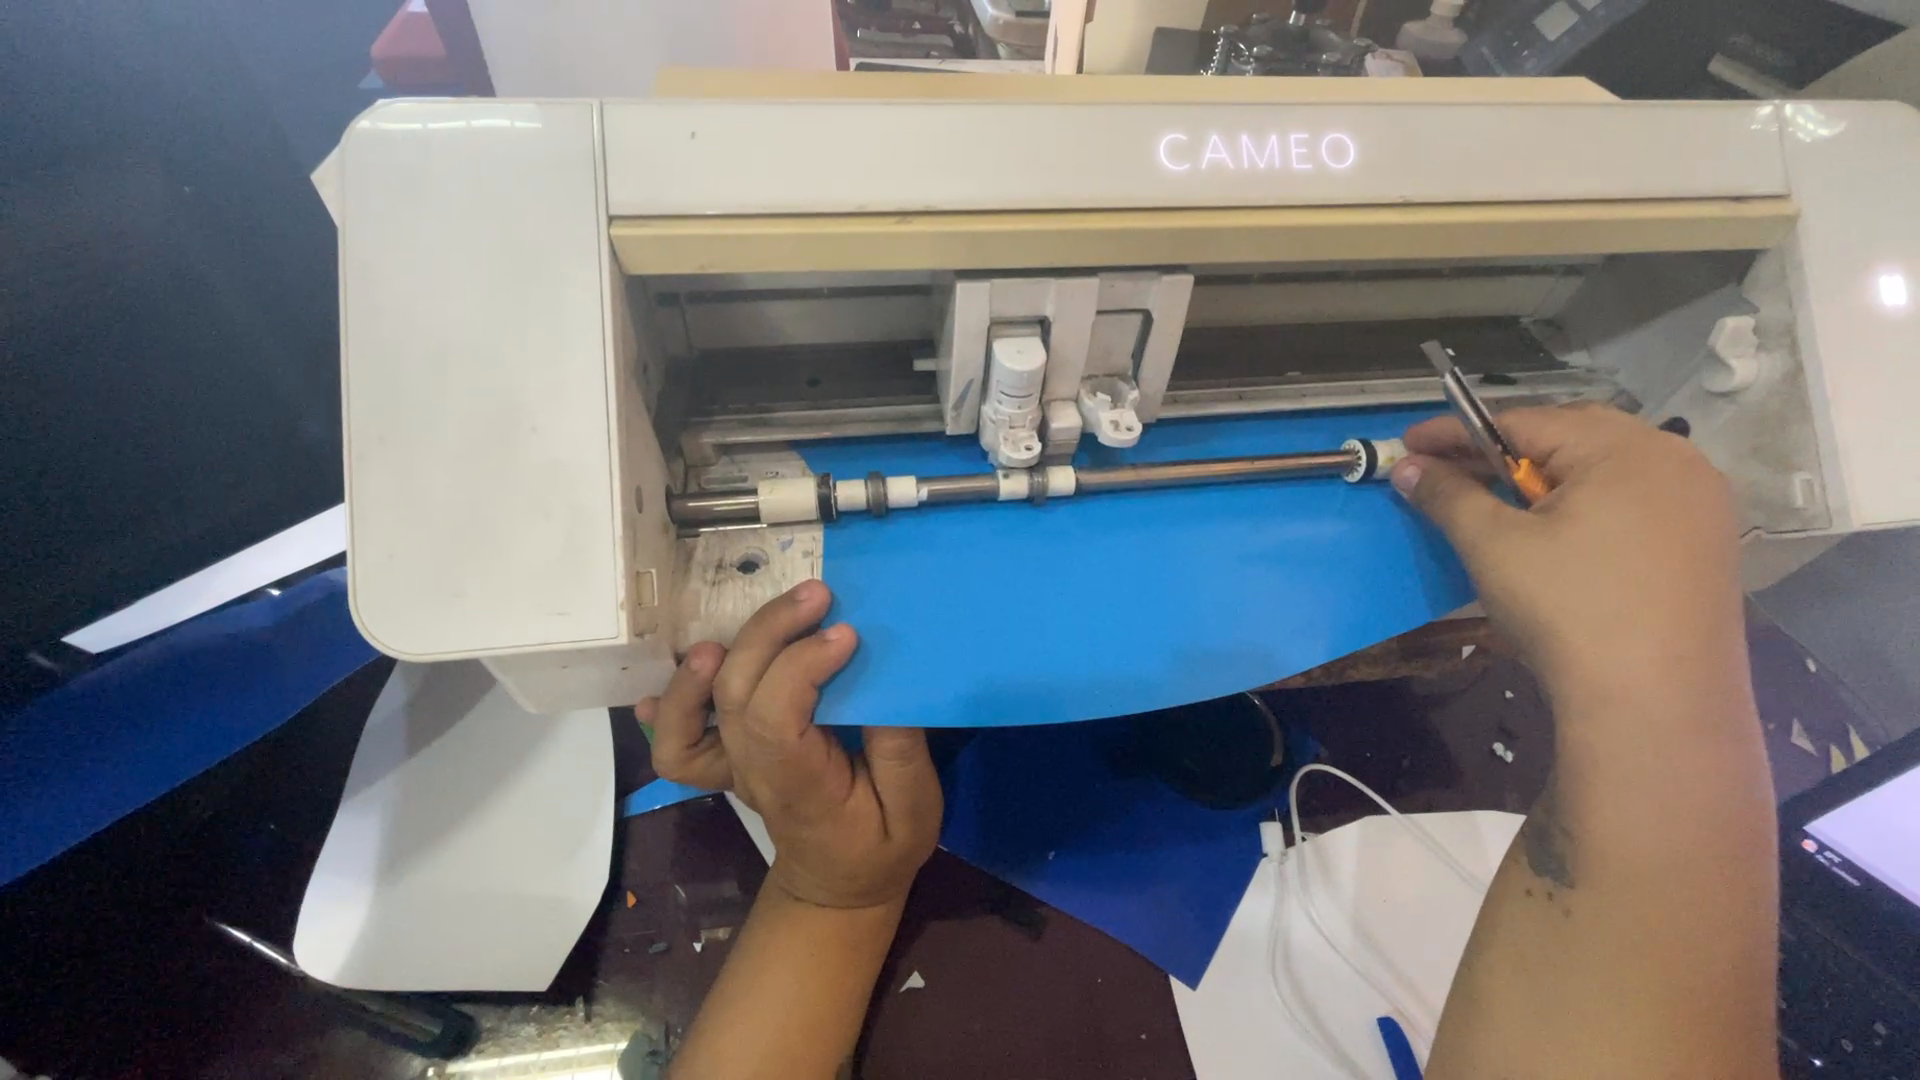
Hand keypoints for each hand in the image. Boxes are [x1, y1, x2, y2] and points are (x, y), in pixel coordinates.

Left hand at [638, 580, 942, 909]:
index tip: (847, 633)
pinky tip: (689, 668)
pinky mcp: (729, 760)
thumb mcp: (914, 809)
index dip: (802, 666)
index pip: (775, 718)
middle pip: (734, 696)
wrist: (838, 885)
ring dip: (700, 670)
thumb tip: (887, 683)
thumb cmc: (881, 845)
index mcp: (799, 785)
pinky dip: (669, 704)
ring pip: (689, 718)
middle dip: (768, 633)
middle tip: (817, 594)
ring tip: (732, 632)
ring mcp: (733, 766)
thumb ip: (900, 750)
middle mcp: (753, 771)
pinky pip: (679, 739)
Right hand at [1391, 405, 1745, 698]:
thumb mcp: (1491, 544)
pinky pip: (1630, 499)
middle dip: (1501, 451)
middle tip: (1447, 471)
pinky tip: (1552, 531)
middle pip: (1568, 436)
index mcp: (1624, 449)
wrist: (1655, 700)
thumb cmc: (1566, 606)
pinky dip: (1580, 501)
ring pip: (1602, 468)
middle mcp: (1673, 460)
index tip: (1409, 444)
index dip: (1457, 432)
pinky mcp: (1702, 542)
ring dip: (1540, 476)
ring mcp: (1698, 502)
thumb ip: (1447, 495)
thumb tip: (1406, 467)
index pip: (1523, 422)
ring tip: (1494, 501)